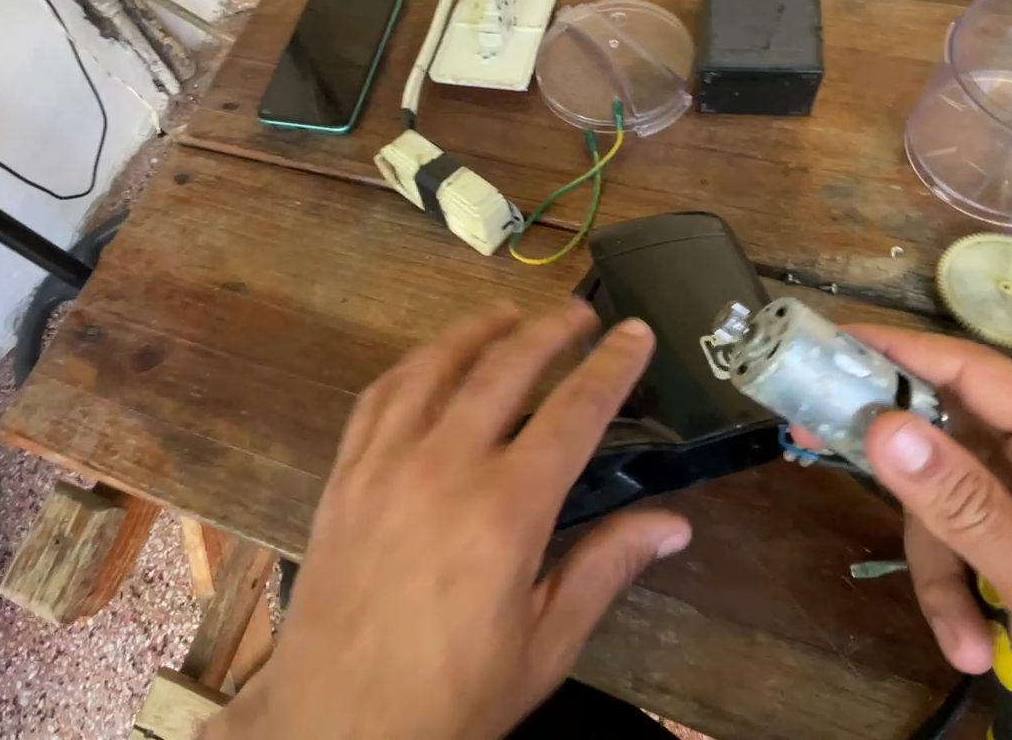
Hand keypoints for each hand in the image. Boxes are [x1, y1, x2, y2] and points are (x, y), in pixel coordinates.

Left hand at [206, 301, 691, 739]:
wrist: (337, 725)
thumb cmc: (451, 696)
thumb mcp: (544, 646)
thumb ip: (605, 569)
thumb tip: (673, 524)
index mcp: (505, 510)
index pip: (573, 413)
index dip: (610, 366)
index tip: (635, 331)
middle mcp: (444, 466)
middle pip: (505, 368)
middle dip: (550, 330)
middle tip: (579, 313)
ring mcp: (385, 462)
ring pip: (436, 366)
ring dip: (478, 329)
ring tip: (510, 313)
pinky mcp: (346, 472)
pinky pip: (379, 395)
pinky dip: (413, 363)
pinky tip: (431, 359)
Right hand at [850, 325, 1011, 738]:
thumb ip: (968, 508)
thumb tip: (882, 425)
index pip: (978, 374)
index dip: (900, 349)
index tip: (827, 340)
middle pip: (951, 439)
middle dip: (897, 466)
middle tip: (814, 443)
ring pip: (951, 502)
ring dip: (940, 566)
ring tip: (958, 635)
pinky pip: (972, 547)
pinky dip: (960, 592)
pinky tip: (969, 644)